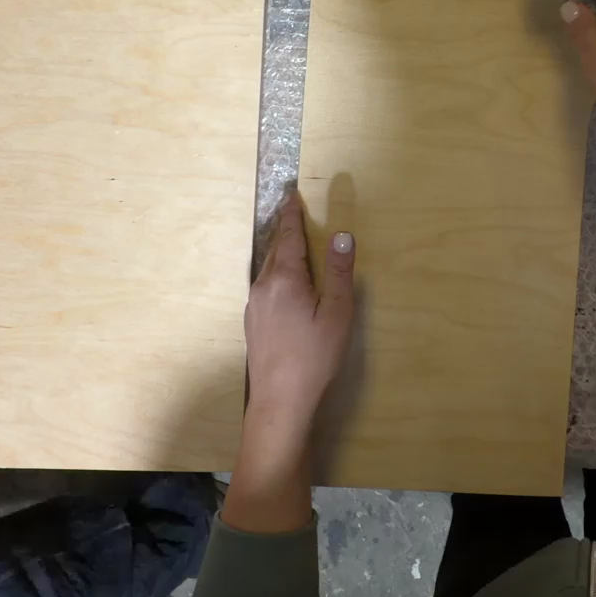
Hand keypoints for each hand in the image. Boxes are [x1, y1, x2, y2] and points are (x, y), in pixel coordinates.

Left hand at [224, 189, 354, 533]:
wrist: (280, 402)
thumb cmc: (314, 357)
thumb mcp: (337, 313)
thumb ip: (338, 272)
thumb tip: (341, 235)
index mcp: (284, 279)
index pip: (288, 236)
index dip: (292, 214)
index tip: (292, 194)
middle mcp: (263, 286)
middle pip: (275, 249)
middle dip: (286, 229)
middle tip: (296, 210)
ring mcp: (255, 305)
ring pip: (268, 268)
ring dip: (281, 250)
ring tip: (294, 241)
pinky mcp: (254, 322)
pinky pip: (266, 284)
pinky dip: (277, 271)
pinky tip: (287, 281)